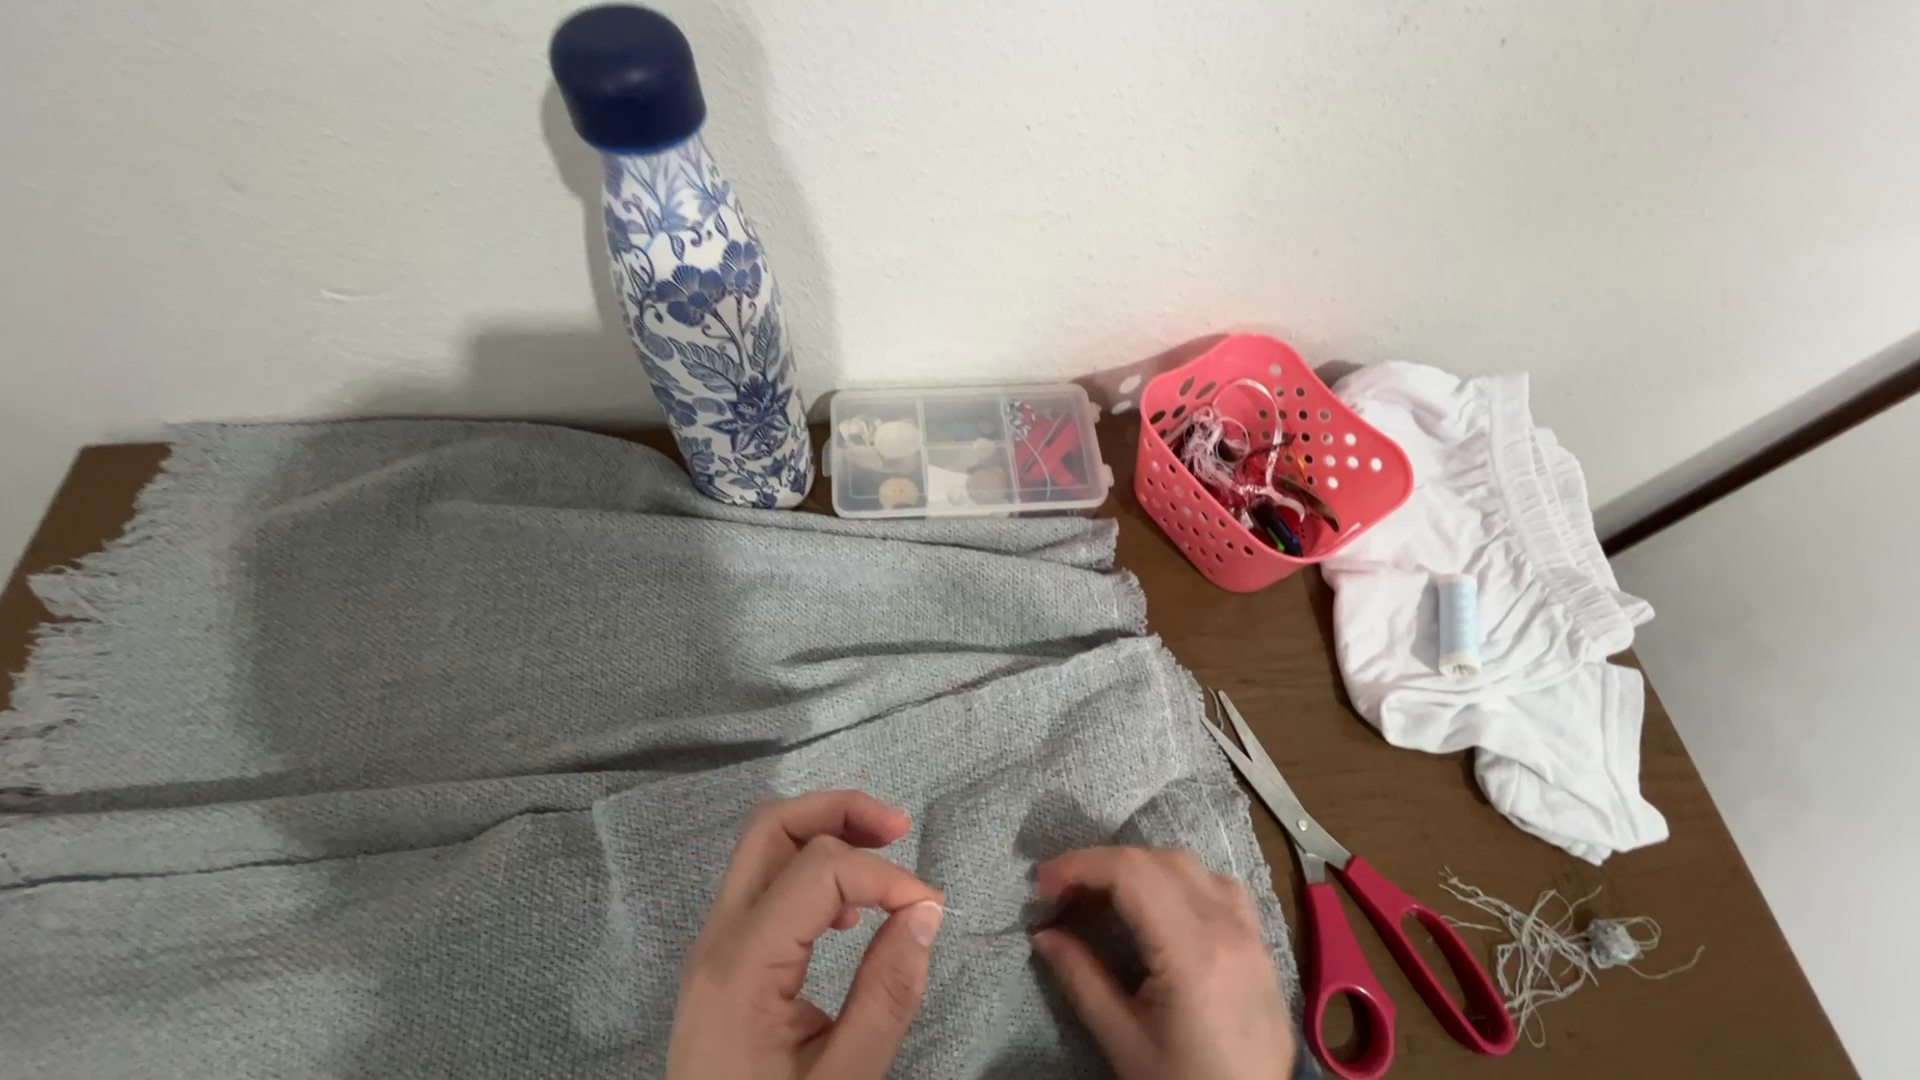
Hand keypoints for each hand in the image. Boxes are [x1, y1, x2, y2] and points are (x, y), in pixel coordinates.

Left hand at [666, 790, 946, 1079]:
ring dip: (825, 831)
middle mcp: (716, 938)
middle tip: (899, 827)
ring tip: (883, 852)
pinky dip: (809, 867)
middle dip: (840, 810)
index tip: (931, 908)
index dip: (885, 875)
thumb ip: (887, 994)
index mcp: (740, 966)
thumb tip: (926, 909)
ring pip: (763, 845)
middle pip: (771, 826)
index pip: (819, 869)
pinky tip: (846, 910)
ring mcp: (713, 945)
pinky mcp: (723, 960)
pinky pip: (763, 883)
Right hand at [1031, 847, 1296, 1079]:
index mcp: (1192, 953)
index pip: (1130, 873)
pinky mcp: (1261, 945)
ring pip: (1189, 864)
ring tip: (1105, 894)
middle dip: (1102, 864)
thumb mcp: (1123, 1041)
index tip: (1042, 883)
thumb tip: (1043, 933)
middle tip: (1062, 890)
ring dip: (1140, 865)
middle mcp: (1227, 928)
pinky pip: (1220, 886)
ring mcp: (1251, 933)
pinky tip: (1161, 904)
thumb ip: (1081, 978)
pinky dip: (1181, 879)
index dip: (1080, 865)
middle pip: (1156, 860)